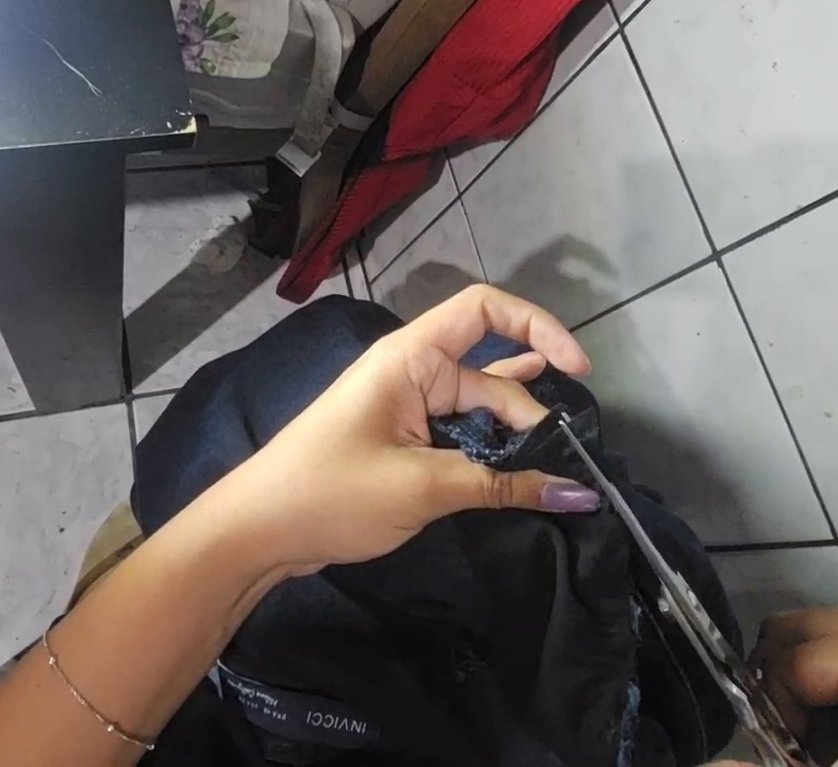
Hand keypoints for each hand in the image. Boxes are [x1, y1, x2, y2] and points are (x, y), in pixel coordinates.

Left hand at [202, 285, 602, 573]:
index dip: (536, 325)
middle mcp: (412, 370)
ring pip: (478, 407)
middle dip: (530, 412)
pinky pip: (460, 432)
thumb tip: (577, 491)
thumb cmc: (331, 491)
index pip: (483, 310)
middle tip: (567, 462)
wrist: (258, 528)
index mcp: (410, 356)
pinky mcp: (405, 438)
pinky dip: (492, 445)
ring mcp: (407, 405)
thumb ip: (500, 483)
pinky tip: (525, 455)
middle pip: (488, 375)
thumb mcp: (422, 486)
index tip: (579, 367)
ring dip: (515, 430)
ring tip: (563, 454)